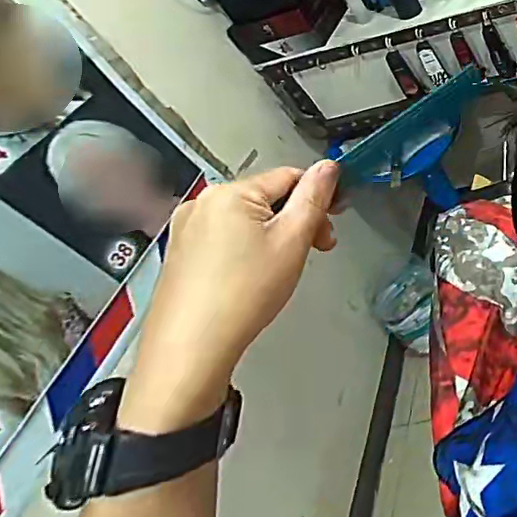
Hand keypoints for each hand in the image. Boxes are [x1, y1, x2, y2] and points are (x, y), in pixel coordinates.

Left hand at [119, 162, 340, 432]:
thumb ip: (315, 196)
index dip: (320, 195)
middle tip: (317, 247)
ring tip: (287, 264)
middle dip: (299, 217)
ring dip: (278, 232)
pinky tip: (259, 272)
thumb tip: (328, 167)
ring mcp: (188, 229)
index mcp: (230, 193)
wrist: (190, 350)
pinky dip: (252, 246)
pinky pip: (229, 235)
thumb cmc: (243, 294)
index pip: (291, 176)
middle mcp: (203, 203)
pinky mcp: (182, 252)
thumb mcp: (294, 239)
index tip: (334, 220)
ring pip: (250, 216)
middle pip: (270, 196)